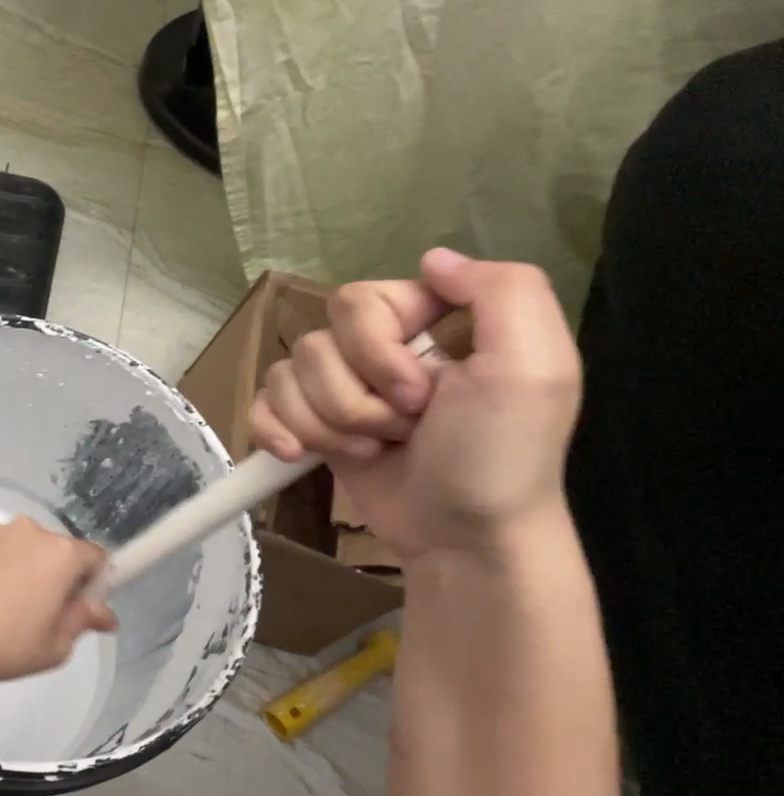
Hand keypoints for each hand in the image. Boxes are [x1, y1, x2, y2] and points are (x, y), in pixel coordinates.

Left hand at [0, 516, 115, 691]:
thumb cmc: (2, 647)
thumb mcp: (55, 647)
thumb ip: (82, 621)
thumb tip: (103, 611)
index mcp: (59, 553)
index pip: (94, 557)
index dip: (91, 582)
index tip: (77, 606)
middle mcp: (24, 529)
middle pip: (51, 548)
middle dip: (50, 573)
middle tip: (33, 611)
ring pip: (13, 544)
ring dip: (14, 564)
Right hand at [249, 248, 581, 562]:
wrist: (462, 537)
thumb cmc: (499, 456)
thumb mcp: (534, 367)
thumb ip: (502, 291)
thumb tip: (431, 257)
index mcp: (428, 325)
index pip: (356, 301)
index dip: (374, 350)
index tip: (421, 394)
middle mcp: (378, 349)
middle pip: (314, 343)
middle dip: (350, 397)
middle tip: (401, 428)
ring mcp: (338, 388)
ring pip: (285, 377)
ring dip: (325, 424)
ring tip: (372, 451)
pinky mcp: (307, 424)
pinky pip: (261, 405)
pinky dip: (275, 431)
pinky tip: (300, 455)